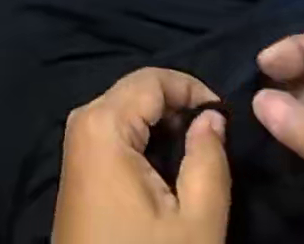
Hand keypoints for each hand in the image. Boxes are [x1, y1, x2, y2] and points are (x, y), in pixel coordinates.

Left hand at [54, 68, 230, 243]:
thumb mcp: (195, 223)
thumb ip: (209, 158)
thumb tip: (211, 116)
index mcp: (104, 122)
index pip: (155, 79)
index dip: (194, 90)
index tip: (227, 119)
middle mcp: (84, 121)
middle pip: (139, 91)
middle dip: (179, 107)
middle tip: (215, 139)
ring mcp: (76, 145)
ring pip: (129, 110)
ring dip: (165, 125)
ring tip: (196, 155)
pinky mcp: (78, 168)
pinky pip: (117, 133)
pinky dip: (146, 141)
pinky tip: (168, 171)